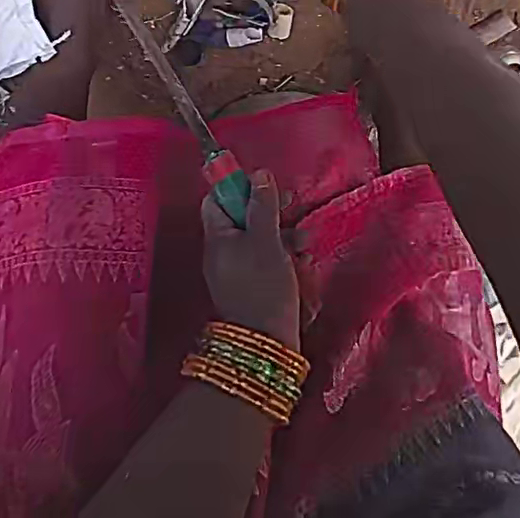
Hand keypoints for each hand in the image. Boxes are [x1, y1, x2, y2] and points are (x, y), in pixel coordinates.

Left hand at [200, 169, 300, 348]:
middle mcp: (222, 252)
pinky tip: (302, 264)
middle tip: (291, 206)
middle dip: (269, 211)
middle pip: (241, 217)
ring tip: (304, 241)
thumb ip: (262, 205)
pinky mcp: (253, 288)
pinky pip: (266, 261)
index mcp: (218, 237)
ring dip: (282, 235)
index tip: (263, 185)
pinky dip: (283, 258)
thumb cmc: (264, 286)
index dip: (237, 188)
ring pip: (258, 239)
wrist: (266, 346)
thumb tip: (259, 173)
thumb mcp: (266, 240)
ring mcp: (237, 272)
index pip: (216, 200)